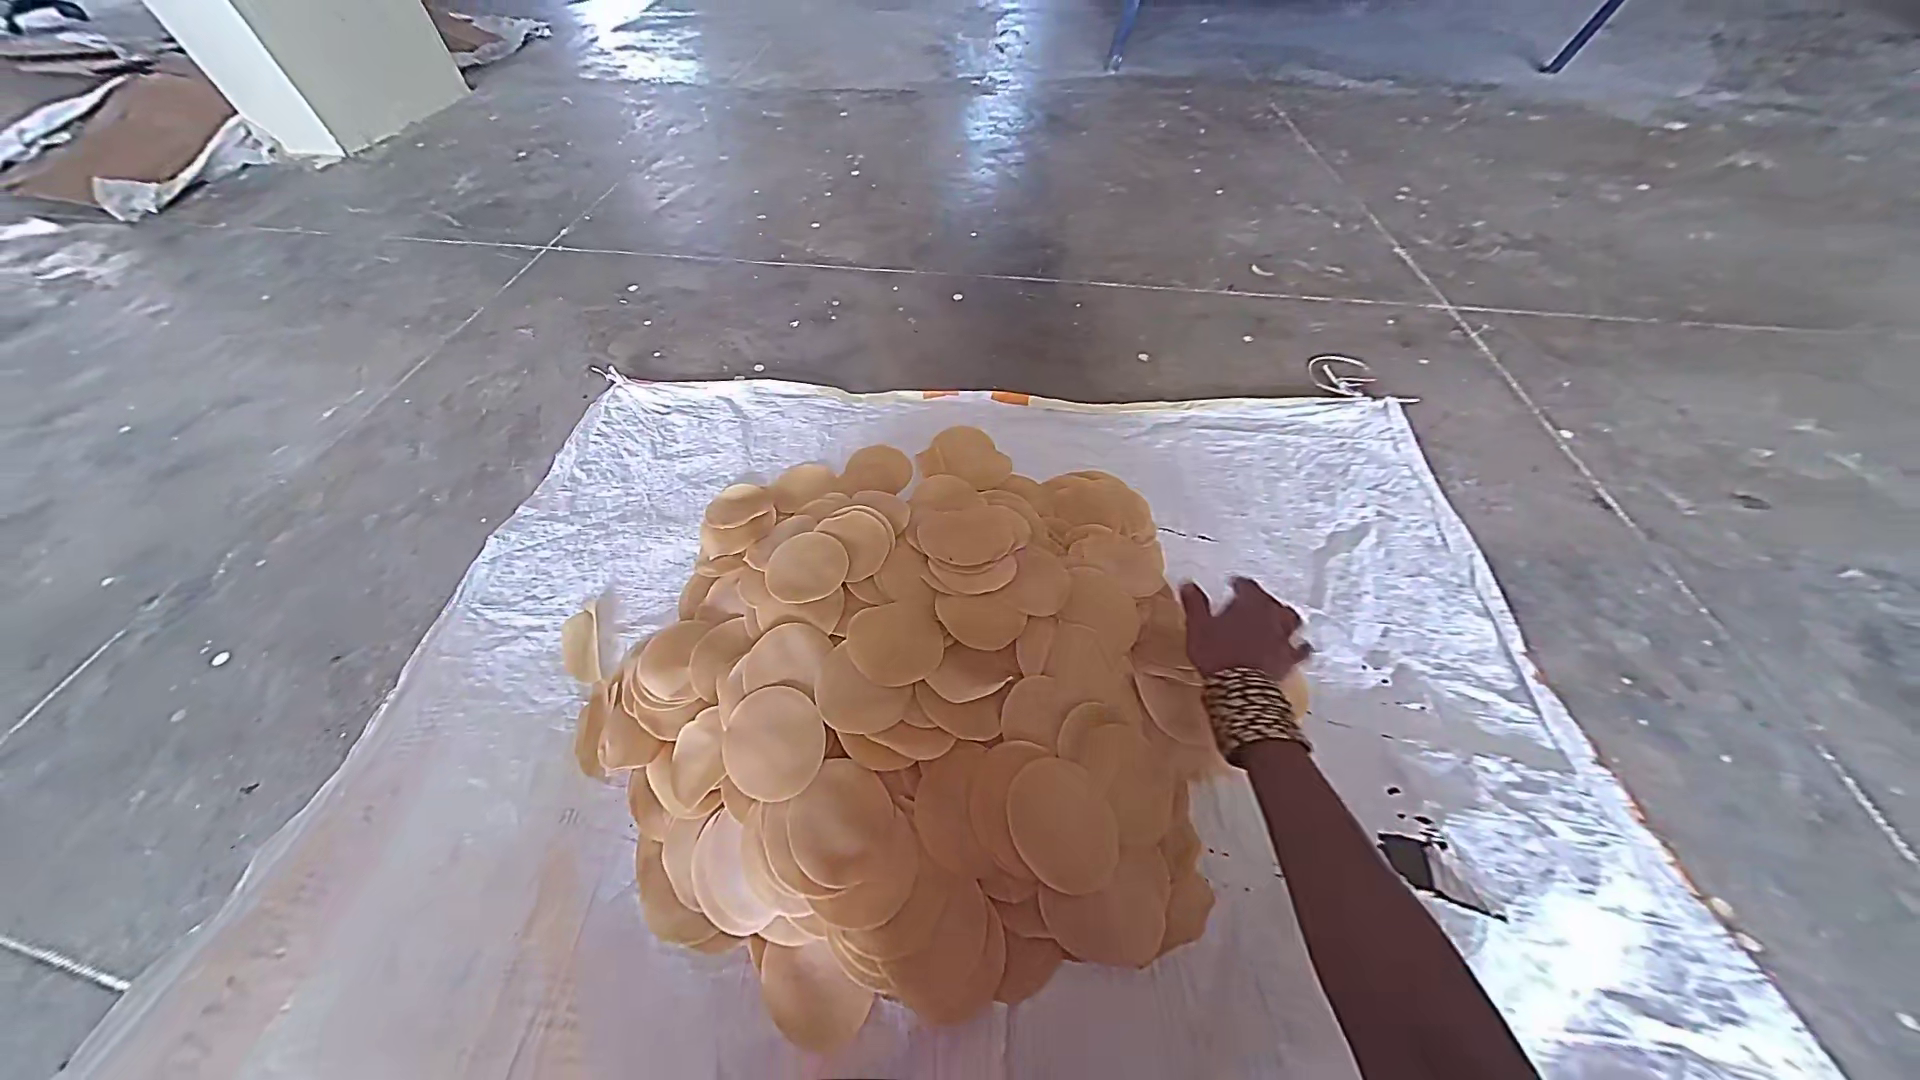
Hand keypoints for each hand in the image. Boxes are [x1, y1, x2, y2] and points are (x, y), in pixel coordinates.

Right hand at [1179, 577, 1311, 678]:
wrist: (1239, 686)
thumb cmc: (1216, 652)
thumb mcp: (1197, 625)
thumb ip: (1195, 603)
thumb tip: (1188, 584)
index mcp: (1249, 604)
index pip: (1248, 586)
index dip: (1240, 584)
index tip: (1234, 584)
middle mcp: (1271, 616)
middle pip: (1272, 601)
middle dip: (1264, 599)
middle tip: (1256, 601)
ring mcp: (1283, 637)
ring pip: (1292, 620)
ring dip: (1285, 617)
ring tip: (1280, 618)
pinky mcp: (1290, 659)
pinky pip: (1301, 649)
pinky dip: (1300, 646)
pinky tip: (1298, 647)